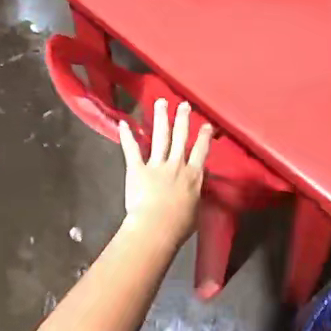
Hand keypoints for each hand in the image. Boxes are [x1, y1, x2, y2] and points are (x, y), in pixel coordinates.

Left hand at [119, 99, 211, 239]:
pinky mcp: (137, 169)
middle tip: (183, 104)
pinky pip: (132, 150)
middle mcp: (176, 165)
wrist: (156, 227)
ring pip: (160, 137)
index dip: (204, 137)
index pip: (200, 151)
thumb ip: (196, 194)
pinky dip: (127, 136)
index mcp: (193, 176)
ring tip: (160, 103)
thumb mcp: (196, 209)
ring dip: (161, 118)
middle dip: (182, 119)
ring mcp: (156, 165)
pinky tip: (124, 123)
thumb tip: (197, 186)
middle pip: (180, 137)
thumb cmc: (179, 225)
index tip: (206, 125)